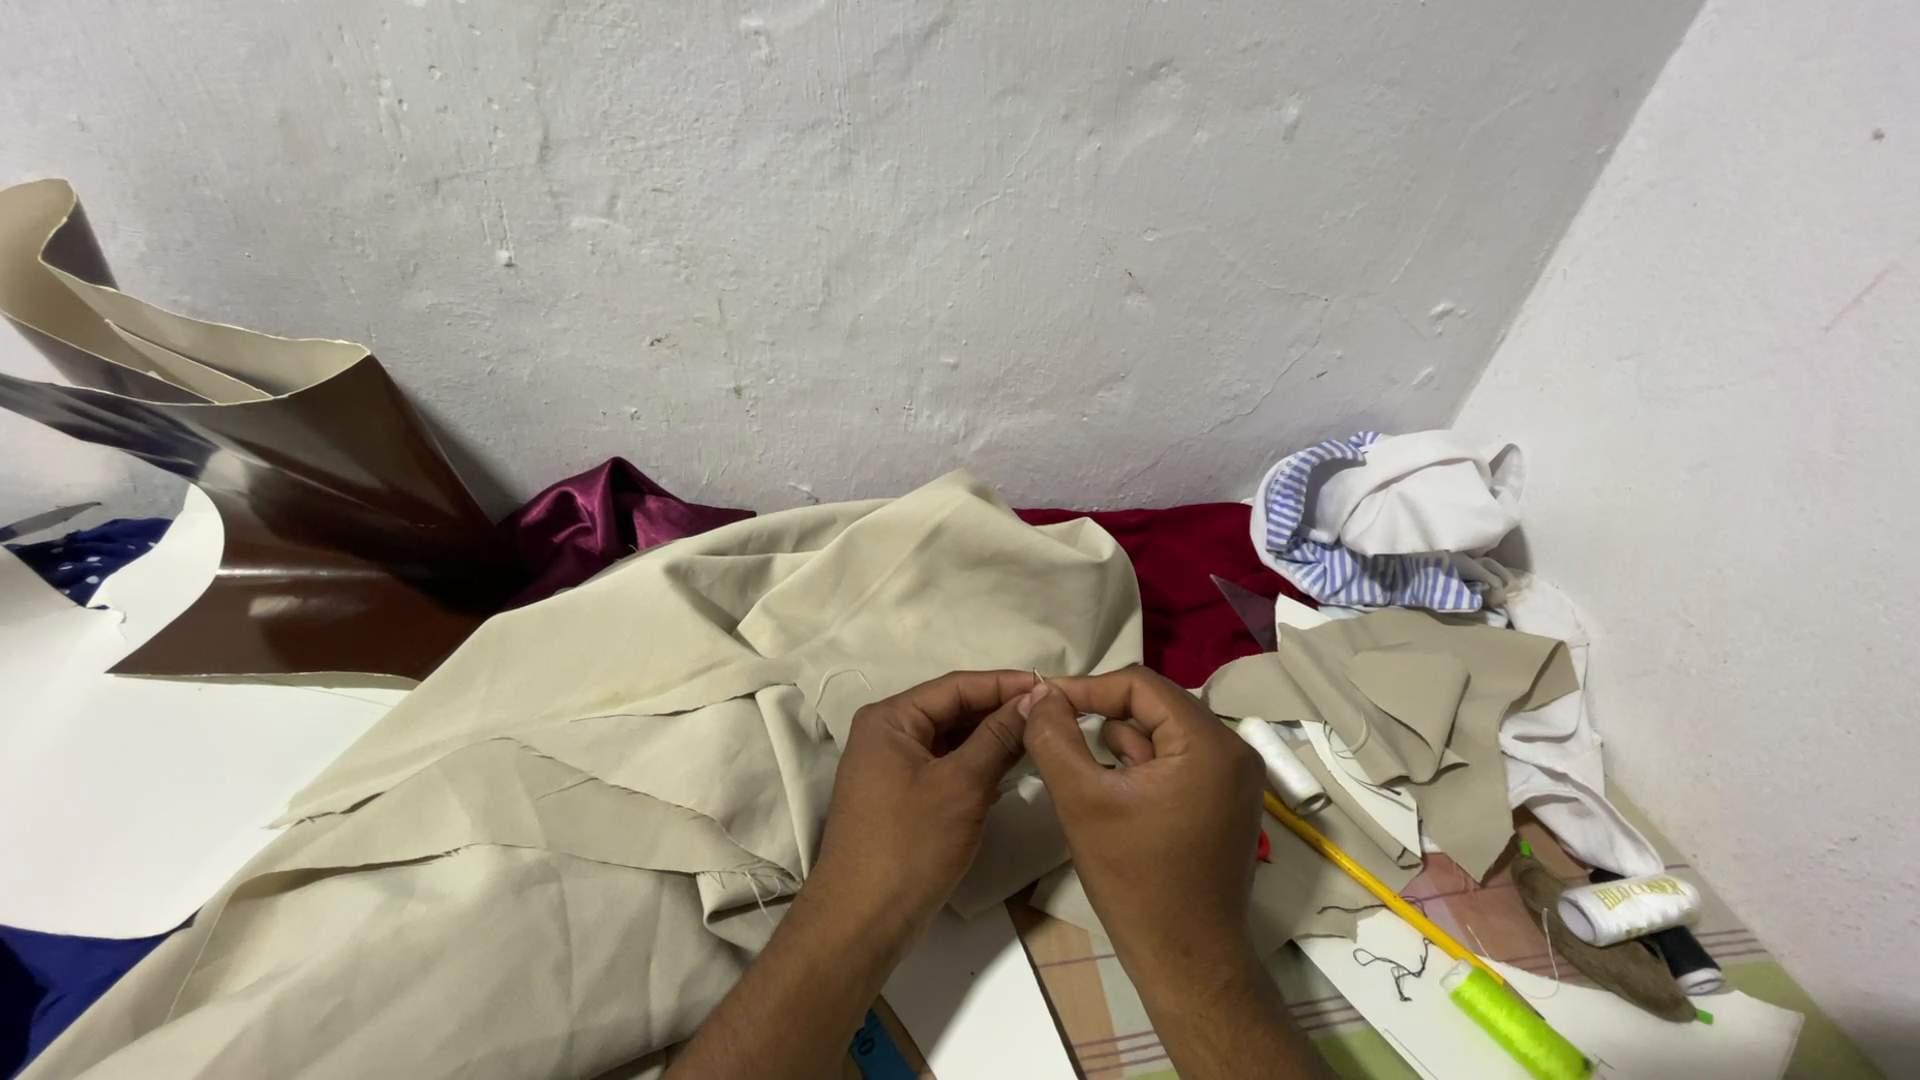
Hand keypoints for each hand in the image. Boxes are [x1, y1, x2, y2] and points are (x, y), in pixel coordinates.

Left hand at [805, 669, 1045, 958]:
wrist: (863, 922)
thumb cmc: (910, 844)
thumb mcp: (962, 785)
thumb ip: (999, 736)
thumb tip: (1036, 697)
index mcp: (890, 718)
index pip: (956, 686)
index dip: (1005, 684)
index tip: (1052, 687)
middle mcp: (887, 733)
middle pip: (953, 710)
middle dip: (1000, 712)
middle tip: (1052, 715)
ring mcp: (893, 767)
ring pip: (952, 739)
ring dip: (992, 740)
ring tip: (1040, 739)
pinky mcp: (903, 796)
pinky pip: (947, 766)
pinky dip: (977, 766)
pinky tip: (1010, 772)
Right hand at [1023, 666, 1266, 984]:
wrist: (1186, 960)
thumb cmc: (1135, 880)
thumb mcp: (1082, 801)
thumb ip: (1054, 738)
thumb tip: (1039, 695)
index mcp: (1209, 743)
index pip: (1140, 685)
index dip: (1088, 688)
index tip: (1045, 704)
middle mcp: (1233, 750)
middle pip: (1154, 705)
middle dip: (1103, 716)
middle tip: (1057, 732)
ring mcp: (1236, 776)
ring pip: (1162, 732)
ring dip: (1121, 744)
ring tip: (1092, 780)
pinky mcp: (1227, 799)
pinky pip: (1177, 758)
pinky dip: (1142, 765)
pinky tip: (1118, 797)